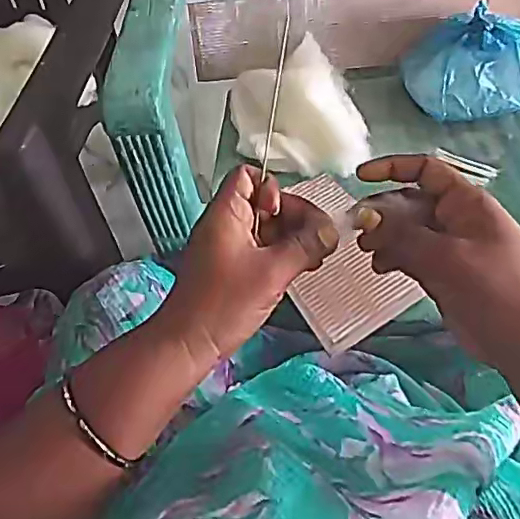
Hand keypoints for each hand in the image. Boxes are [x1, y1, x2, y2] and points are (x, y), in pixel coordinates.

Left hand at [153, 165, 338, 361]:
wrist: (188, 342)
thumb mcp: (272, 272)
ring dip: (292, 237)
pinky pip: (260, 248)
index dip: (273, 188)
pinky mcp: (231, 267)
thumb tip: (331, 230)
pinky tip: (302, 267)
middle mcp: (224, 224)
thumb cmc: (224, 303)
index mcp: (226, 213)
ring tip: (315, 256)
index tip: (288, 215)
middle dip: (293, 216)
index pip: (248, 176)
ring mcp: (226, 246)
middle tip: (318, 239)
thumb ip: (304, 246)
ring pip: (265, 227)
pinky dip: (280, 253)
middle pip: (263, 201)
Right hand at [352, 155, 519, 373]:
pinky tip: (381, 268)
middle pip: (410, 202)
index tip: (361, 177)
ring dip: (384, 236)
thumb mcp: (447, 257)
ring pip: (407, 231)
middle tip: (357, 229)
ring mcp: (451, 248)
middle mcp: (457, 220)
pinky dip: (393, 257)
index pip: (426, 170)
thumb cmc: (498, 290)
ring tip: (367, 252)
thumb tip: (365, 216)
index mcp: (467, 204)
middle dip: (381, 211)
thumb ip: (402, 234)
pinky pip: (411, 255)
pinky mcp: (445, 274)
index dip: (392, 167)